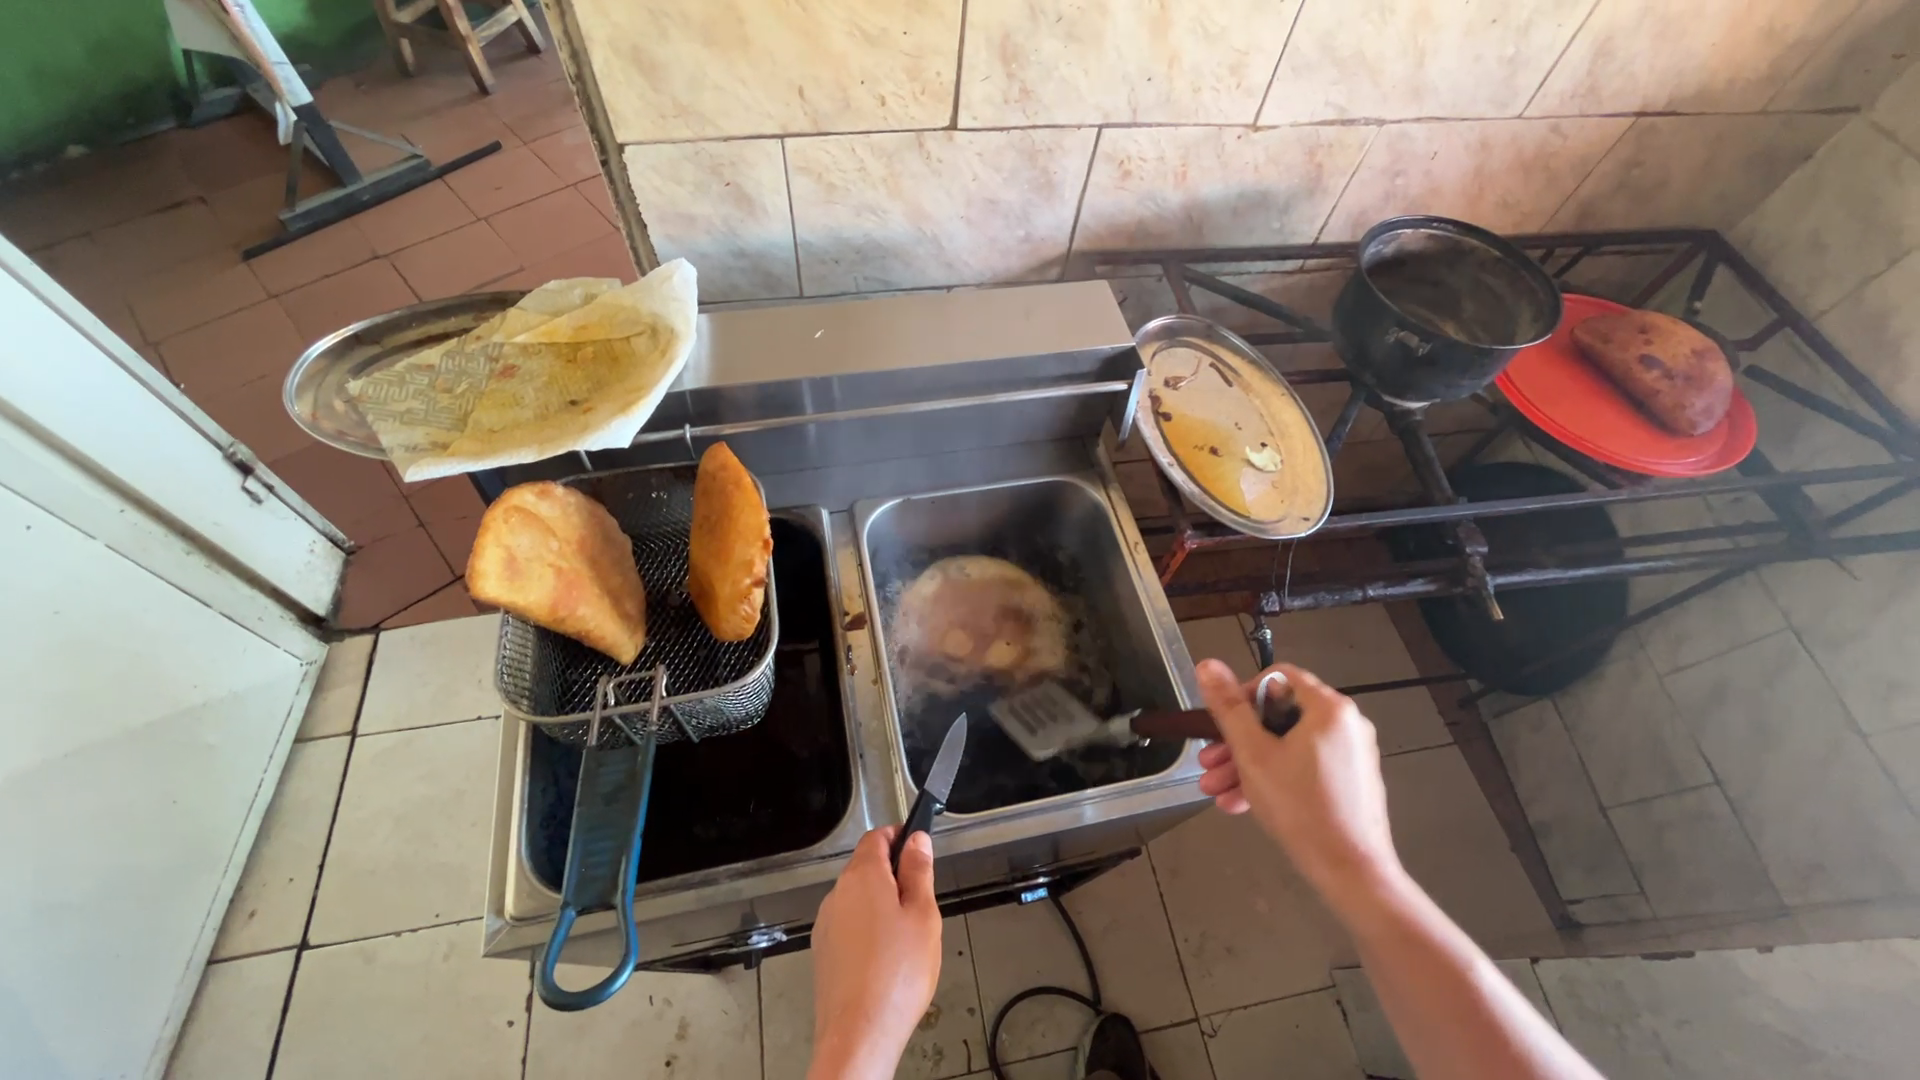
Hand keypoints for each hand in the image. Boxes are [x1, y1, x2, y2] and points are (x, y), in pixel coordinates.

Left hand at [808, 826, 941, 1079]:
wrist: (859, 1034)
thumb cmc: (898, 973)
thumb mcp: (923, 915)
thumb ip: (919, 872)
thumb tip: (916, 839)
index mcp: (863, 876)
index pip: (876, 837)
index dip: (898, 836)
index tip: (918, 848)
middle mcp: (837, 893)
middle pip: (866, 868)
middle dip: (893, 875)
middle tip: (921, 903)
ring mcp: (826, 923)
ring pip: (858, 899)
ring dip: (880, 905)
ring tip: (907, 938)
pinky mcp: (823, 951)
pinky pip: (849, 925)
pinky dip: (867, 930)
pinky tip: (886, 959)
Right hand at [1194, 659, 1400, 893]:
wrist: (1351, 872)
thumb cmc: (1299, 806)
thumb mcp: (1252, 754)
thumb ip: (1228, 707)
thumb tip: (1207, 664)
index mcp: (1328, 708)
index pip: (1277, 678)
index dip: (1242, 695)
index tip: (1221, 725)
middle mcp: (1346, 725)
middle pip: (1279, 717)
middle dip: (1236, 741)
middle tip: (1208, 763)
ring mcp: (1351, 755)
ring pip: (1288, 747)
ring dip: (1248, 764)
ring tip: (1215, 790)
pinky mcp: (1351, 783)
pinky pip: (1304, 768)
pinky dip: (1274, 778)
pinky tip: (1241, 804)